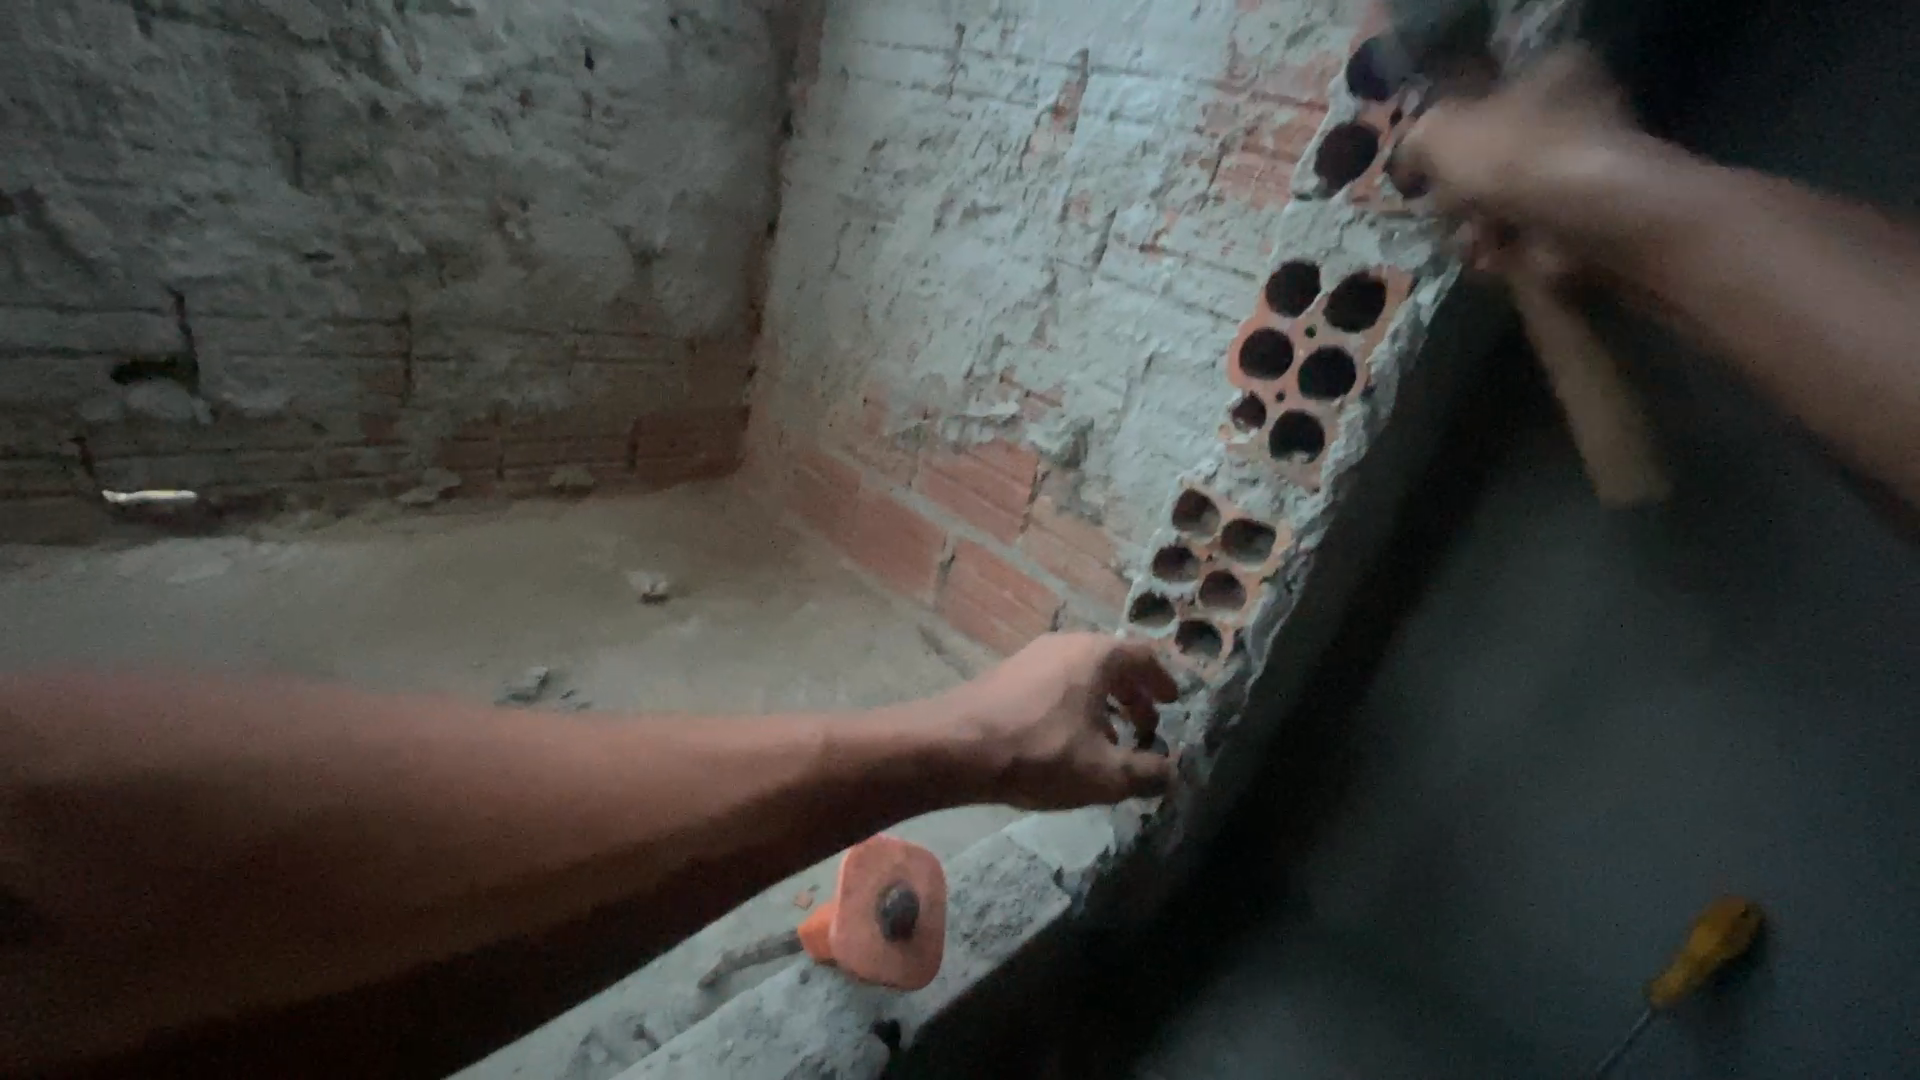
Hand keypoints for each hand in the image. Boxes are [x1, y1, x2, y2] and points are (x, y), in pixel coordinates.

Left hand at [941, 633, 1179, 809]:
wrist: (955, 746)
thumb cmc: (1039, 753)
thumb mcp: (1103, 774)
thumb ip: (1145, 773)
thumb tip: (1172, 773)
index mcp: (1095, 655)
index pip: (1143, 656)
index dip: (1163, 681)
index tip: (1174, 702)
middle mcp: (1065, 644)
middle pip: (1112, 663)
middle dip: (1134, 696)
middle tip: (1147, 727)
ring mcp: (1032, 656)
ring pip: (1081, 674)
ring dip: (1103, 703)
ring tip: (1112, 739)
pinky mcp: (1007, 674)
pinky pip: (1055, 682)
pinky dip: (1074, 705)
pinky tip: (1068, 740)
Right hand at [1393, 48, 1643, 280]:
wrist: (1571, 217)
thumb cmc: (1507, 158)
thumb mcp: (1436, 133)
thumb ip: (1413, 143)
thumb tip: (1407, 165)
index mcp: (1549, 76)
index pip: (1485, 101)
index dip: (1444, 138)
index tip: (1419, 171)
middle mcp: (1571, 117)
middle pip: (1487, 161)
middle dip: (1455, 194)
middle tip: (1436, 209)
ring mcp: (1576, 175)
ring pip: (1495, 207)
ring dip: (1469, 229)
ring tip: (1466, 238)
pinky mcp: (1572, 225)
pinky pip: (1514, 240)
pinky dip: (1493, 253)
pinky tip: (1486, 256)